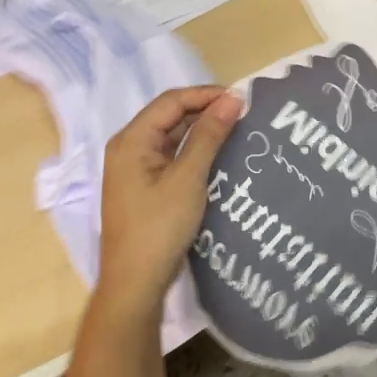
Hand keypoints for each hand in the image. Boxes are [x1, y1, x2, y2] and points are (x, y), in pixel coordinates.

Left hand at [98, 86, 243, 311]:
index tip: (243, 99)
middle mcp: (130, 148)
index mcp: (132, 140)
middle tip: (246, 114)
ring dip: (204, 131)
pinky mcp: (147, 186)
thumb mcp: (188, 178)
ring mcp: (137, 168)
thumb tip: (232, 100)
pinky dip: (197, 151)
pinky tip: (222, 155)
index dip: (207, 95)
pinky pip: (174, 156)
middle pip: (171, 116)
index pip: (172, 101)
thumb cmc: (159, 226)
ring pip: (174, 136)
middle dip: (207, 110)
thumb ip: (208, 136)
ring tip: (240, 130)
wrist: (136, 280)